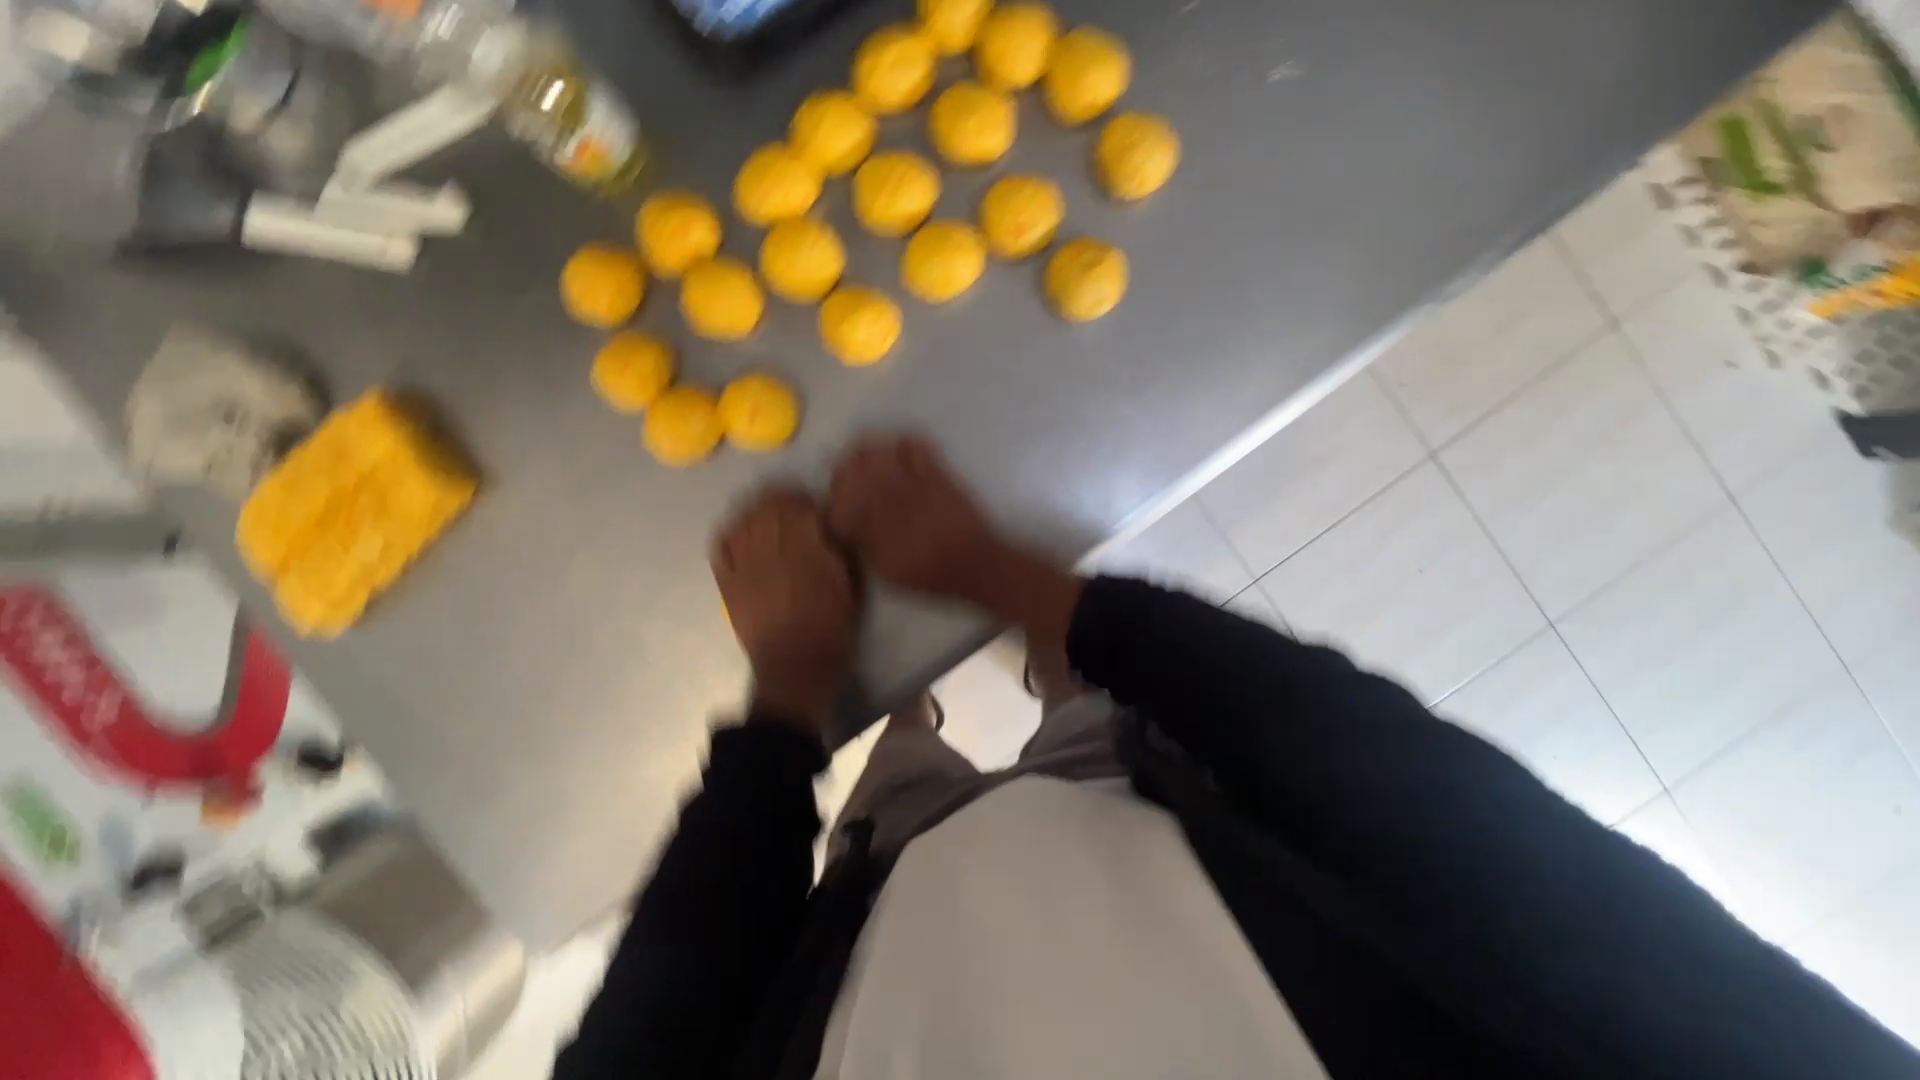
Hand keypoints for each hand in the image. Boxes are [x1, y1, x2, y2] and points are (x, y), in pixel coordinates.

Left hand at [711, 487, 857, 732]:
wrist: (795, 664)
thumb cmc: (831, 627)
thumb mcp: (849, 584)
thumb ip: (837, 549)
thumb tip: (827, 525)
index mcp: (805, 551)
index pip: (797, 507)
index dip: (804, 499)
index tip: (812, 503)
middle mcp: (771, 551)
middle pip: (767, 508)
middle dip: (779, 500)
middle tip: (789, 503)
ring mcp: (745, 567)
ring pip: (742, 521)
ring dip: (754, 511)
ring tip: (765, 513)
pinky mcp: (727, 583)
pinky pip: (721, 547)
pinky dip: (730, 533)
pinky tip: (740, 532)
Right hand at [829, 435, 1084, 643]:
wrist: (978, 563)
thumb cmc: (932, 574)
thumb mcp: (889, 571)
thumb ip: (865, 545)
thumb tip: (848, 523)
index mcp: (877, 526)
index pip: (842, 498)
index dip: (835, 495)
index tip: (835, 498)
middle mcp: (891, 498)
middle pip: (856, 469)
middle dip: (845, 469)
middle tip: (844, 474)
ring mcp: (916, 482)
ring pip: (880, 453)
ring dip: (867, 451)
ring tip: (864, 456)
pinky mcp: (938, 473)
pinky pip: (916, 447)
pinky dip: (902, 443)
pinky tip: (897, 447)